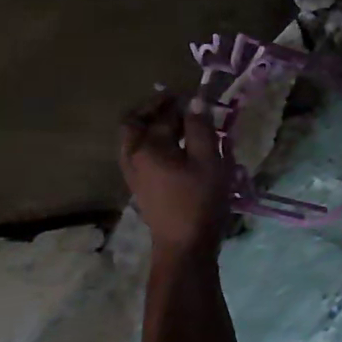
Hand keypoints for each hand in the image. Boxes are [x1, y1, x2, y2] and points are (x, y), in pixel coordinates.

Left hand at [119, 91, 232, 255]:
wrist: (184, 244)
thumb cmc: (200, 200)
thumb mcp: (209, 161)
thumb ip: (201, 128)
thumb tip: (196, 101)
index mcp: (148, 146)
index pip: (166, 115)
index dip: (184, 103)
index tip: (200, 96)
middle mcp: (133, 156)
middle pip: (134, 123)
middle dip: (154, 109)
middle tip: (177, 105)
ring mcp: (132, 173)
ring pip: (132, 139)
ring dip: (149, 126)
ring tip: (174, 125)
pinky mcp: (139, 187)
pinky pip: (137, 154)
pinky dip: (149, 143)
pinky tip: (171, 149)